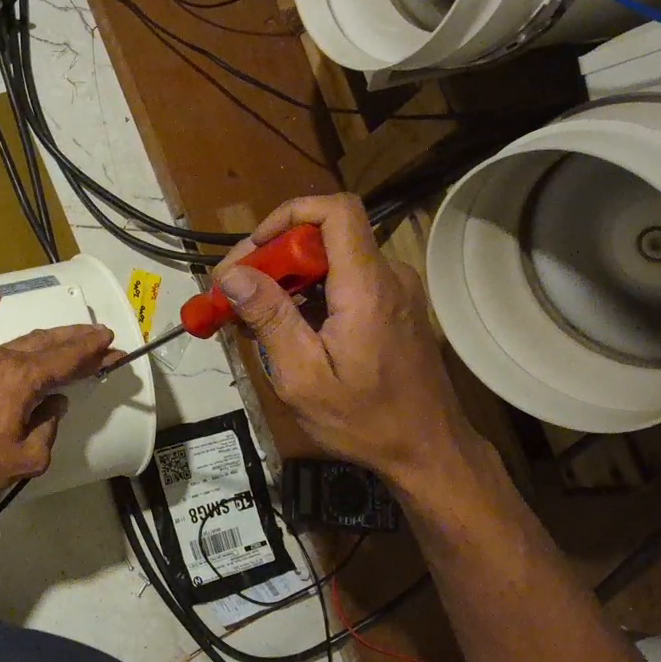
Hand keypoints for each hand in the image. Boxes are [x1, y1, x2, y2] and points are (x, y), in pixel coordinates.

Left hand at [0, 283, 115, 500]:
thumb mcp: (29, 457)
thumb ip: (49, 428)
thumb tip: (54, 404)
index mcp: (23, 379)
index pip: (68, 361)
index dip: (93, 355)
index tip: (115, 348)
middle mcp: (4, 359)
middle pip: (50, 344)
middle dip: (80, 342)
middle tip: (105, 341)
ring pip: (24, 339)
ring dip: (52, 335)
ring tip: (76, 333)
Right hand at [215, 194, 481, 487]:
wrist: (427, 451)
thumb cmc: (363, 420)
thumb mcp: (302, 376)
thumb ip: (269, 319)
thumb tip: (232, 274)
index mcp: (366, 287)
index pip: (335, 210)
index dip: (288, 215)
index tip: (252, 252)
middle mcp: (387, 276)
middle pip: (324, 237)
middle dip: (272, 258)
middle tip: (233, 295)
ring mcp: (394, 291)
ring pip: (331, 262)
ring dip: (287, 282)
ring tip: (251, 320)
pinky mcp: (393, 308)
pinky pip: (343, 284)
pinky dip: (308, 297)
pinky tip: (286, 333)